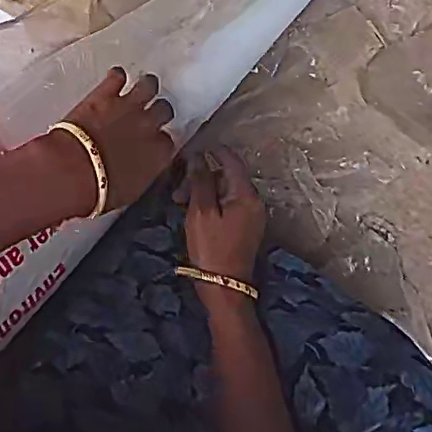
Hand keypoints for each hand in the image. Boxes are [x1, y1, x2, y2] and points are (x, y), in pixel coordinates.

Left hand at [47, 67, 176, 214]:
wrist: (73, 171)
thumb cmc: (99, 190)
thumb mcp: (129, 191)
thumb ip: (142, 174)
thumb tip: (140, 170)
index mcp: (157, 154)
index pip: (168, 141)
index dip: (159, 139)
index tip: (153, 140)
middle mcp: (149, 126)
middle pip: (164, 110)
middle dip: (157, 111)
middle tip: (148, 113)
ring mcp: (128, 106)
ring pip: (149, 85)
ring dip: (145, 86)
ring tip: (140, 88)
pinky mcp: (105, 94)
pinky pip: (118, 76)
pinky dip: (116, 76)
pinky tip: (114, 78)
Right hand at [180, 146, 265, 282]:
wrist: (224, 285)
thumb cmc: (211, 247)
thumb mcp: (201, 211)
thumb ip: (200, 181)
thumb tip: (199, 157)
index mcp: (246, 195)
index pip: (232, 161)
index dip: (215, 150)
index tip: (197, 145)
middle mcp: (254, 202)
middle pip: (227, 177)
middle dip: (202, 176)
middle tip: (178, 189)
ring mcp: (251, 216)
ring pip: (226, 191)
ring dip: (204, 191)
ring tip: (180, 202)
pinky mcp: (245, 228)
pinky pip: (228, 204)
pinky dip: (211, 202)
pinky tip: (193, 211)